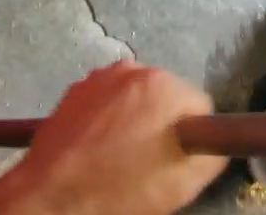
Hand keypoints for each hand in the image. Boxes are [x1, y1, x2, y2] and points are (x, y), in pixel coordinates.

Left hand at [0, 61, 225, 214]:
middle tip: (150, 162)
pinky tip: (100, 150)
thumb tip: (213, 142)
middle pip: (166, 96)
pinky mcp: (77, 88)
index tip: (179, 158)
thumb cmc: (119, 190)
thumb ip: (211, 155)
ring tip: (121, 158)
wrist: (52, 197)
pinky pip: (108, 99)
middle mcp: (132, 68)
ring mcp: (100, 76)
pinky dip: (109, 118)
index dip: (195, 136)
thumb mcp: (182, 185)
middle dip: (164, 124)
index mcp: (162, 84)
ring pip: (136, 96)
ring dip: (136, 119)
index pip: (200, 105)